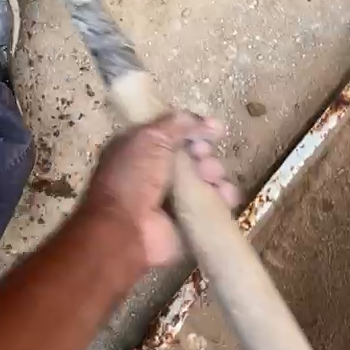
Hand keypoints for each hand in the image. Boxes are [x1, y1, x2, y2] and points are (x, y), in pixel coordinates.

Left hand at [78, 112, 236, 270]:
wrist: (126, 228)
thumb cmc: (132, 177)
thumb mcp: (149, 139)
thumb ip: (177, 124)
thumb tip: (208, 121)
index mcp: (139, 150)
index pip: (172, 135)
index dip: (192, 130)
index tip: (210, 129)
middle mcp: (155, 173)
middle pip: (192, 157)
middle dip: (203, 154)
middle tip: (202, 158)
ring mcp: (172, 199)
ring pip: (205, 180)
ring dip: (214, 175)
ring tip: (211, 178)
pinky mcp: (188, 222)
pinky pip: (212, 206)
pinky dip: (222, 199)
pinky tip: (224, 196)